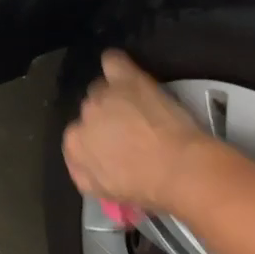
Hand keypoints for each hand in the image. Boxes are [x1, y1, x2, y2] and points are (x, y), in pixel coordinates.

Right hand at [62, 50, 235, 213]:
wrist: (179, 168)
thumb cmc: (147, 188)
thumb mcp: (104, 192)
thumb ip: (85, 173)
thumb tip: (84, 162)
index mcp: (75, 146)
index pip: (79, 139)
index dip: (98, 143)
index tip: (115, 148)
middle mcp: (83, 116)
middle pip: (90, 111)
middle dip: (105, 119)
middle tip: (130, 130)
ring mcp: (104, 95)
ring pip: (102, 88)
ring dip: (114, 96)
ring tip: (136, 106)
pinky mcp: (127, 79)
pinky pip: (112, 61)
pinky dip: (116, 64)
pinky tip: (123, 70)